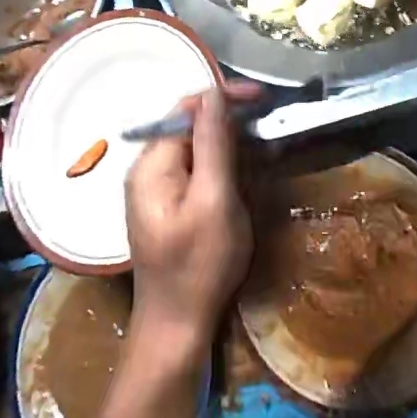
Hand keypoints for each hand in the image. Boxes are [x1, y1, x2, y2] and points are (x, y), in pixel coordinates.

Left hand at [124, 82, 260, 356]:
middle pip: (189, 126)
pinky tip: (243, 172)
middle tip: (269, 123)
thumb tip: (213, 93)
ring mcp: (155, 188)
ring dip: (228, 142)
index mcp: (151, 163)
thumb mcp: (214, 200)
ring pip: (195, 148)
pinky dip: (221, 164)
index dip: (223, 97)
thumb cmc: (199, 264)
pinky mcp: (167, 205)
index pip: (186, 109)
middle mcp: (147, 168)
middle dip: (229, 119)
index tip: (262, 98)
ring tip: (264, 145)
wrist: (176, 324)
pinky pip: (195, 170)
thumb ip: (213, 144)